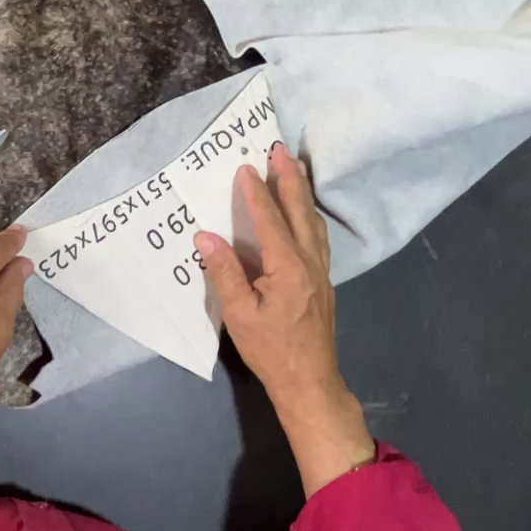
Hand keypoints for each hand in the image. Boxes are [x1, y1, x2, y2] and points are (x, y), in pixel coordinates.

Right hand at [196, 144, 373, 496]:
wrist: (310, 381)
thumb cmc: (270, 350)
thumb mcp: (238, 315)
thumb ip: (224, 273)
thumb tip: (206, 236)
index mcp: (287, 268)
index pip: (269, 220)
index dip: (256, 193)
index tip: (246, 166)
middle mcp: (309, 262)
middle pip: (299, 211)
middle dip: (289, 178)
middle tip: (279, 149)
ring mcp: (321, 271)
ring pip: (313, 222)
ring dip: (302, 193)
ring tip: (295, 169)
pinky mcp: (323, 281)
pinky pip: (318, 237)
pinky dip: (309, 215)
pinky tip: (305, 213)